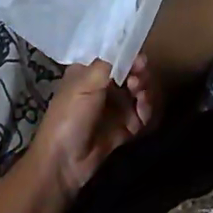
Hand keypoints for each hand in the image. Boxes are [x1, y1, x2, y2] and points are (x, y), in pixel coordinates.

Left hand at [30, 55, 157, 203]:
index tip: (138, 60)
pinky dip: (148, 108)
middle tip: (138, 80)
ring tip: (140, 94)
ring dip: (147, 89)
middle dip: (141, 73)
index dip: (129, 54)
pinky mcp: (128, 126)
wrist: (65, 161)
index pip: (116, 55)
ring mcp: (118, 106)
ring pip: (142, 90)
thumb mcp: (84, 83)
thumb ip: (110, 63)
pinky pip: (145, 112)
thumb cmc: (69, 115)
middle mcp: (106, 86)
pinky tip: (143, 109)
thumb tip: (132, 50)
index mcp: (90, 71)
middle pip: (133, 71)